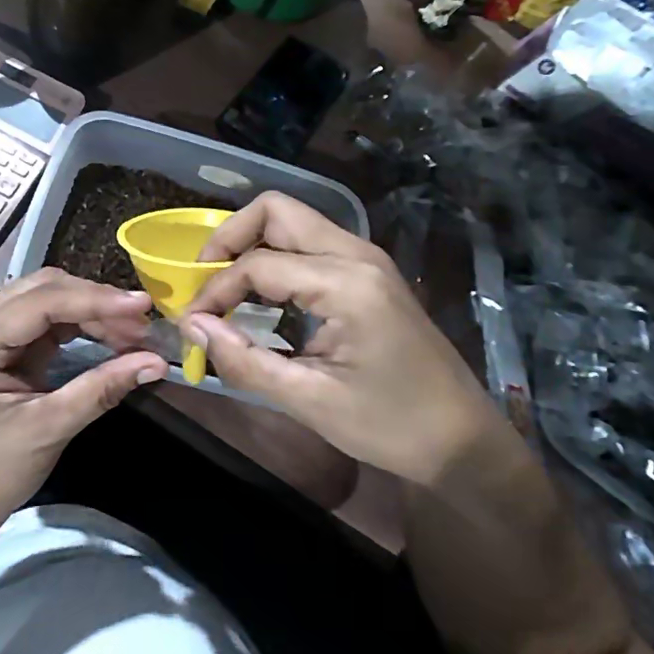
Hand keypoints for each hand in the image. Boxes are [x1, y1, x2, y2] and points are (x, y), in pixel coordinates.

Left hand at [0, 269, 168, 538]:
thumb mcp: (48, 430)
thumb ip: (100, 389)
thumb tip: (156, 362)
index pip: (40, 304)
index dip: (94, 301)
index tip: (143, 306)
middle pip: (43, 291)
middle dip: (96, 303)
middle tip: (143, 326)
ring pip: (47, 300)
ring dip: (91, 311)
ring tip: (134, 333)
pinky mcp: (1, 344)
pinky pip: (46, 321)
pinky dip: (80, 325)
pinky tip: (110, 336)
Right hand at [182, 192, 500, 483]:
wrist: (463, 441)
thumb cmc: (391, 425)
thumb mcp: (311, 401)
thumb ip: (246, 361)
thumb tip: (194, 328)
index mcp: (347, 283)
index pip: (259, 265)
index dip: (215, 290)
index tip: (190, 323)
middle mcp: (357, 254)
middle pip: (276, 211)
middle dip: (230, 238)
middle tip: (205, 280)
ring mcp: (366, 259)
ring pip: (293, 221)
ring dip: (252, 245)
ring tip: (226, 288)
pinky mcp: (368, 272)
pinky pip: (309, 244)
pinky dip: (275, 258)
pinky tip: (262, 296)